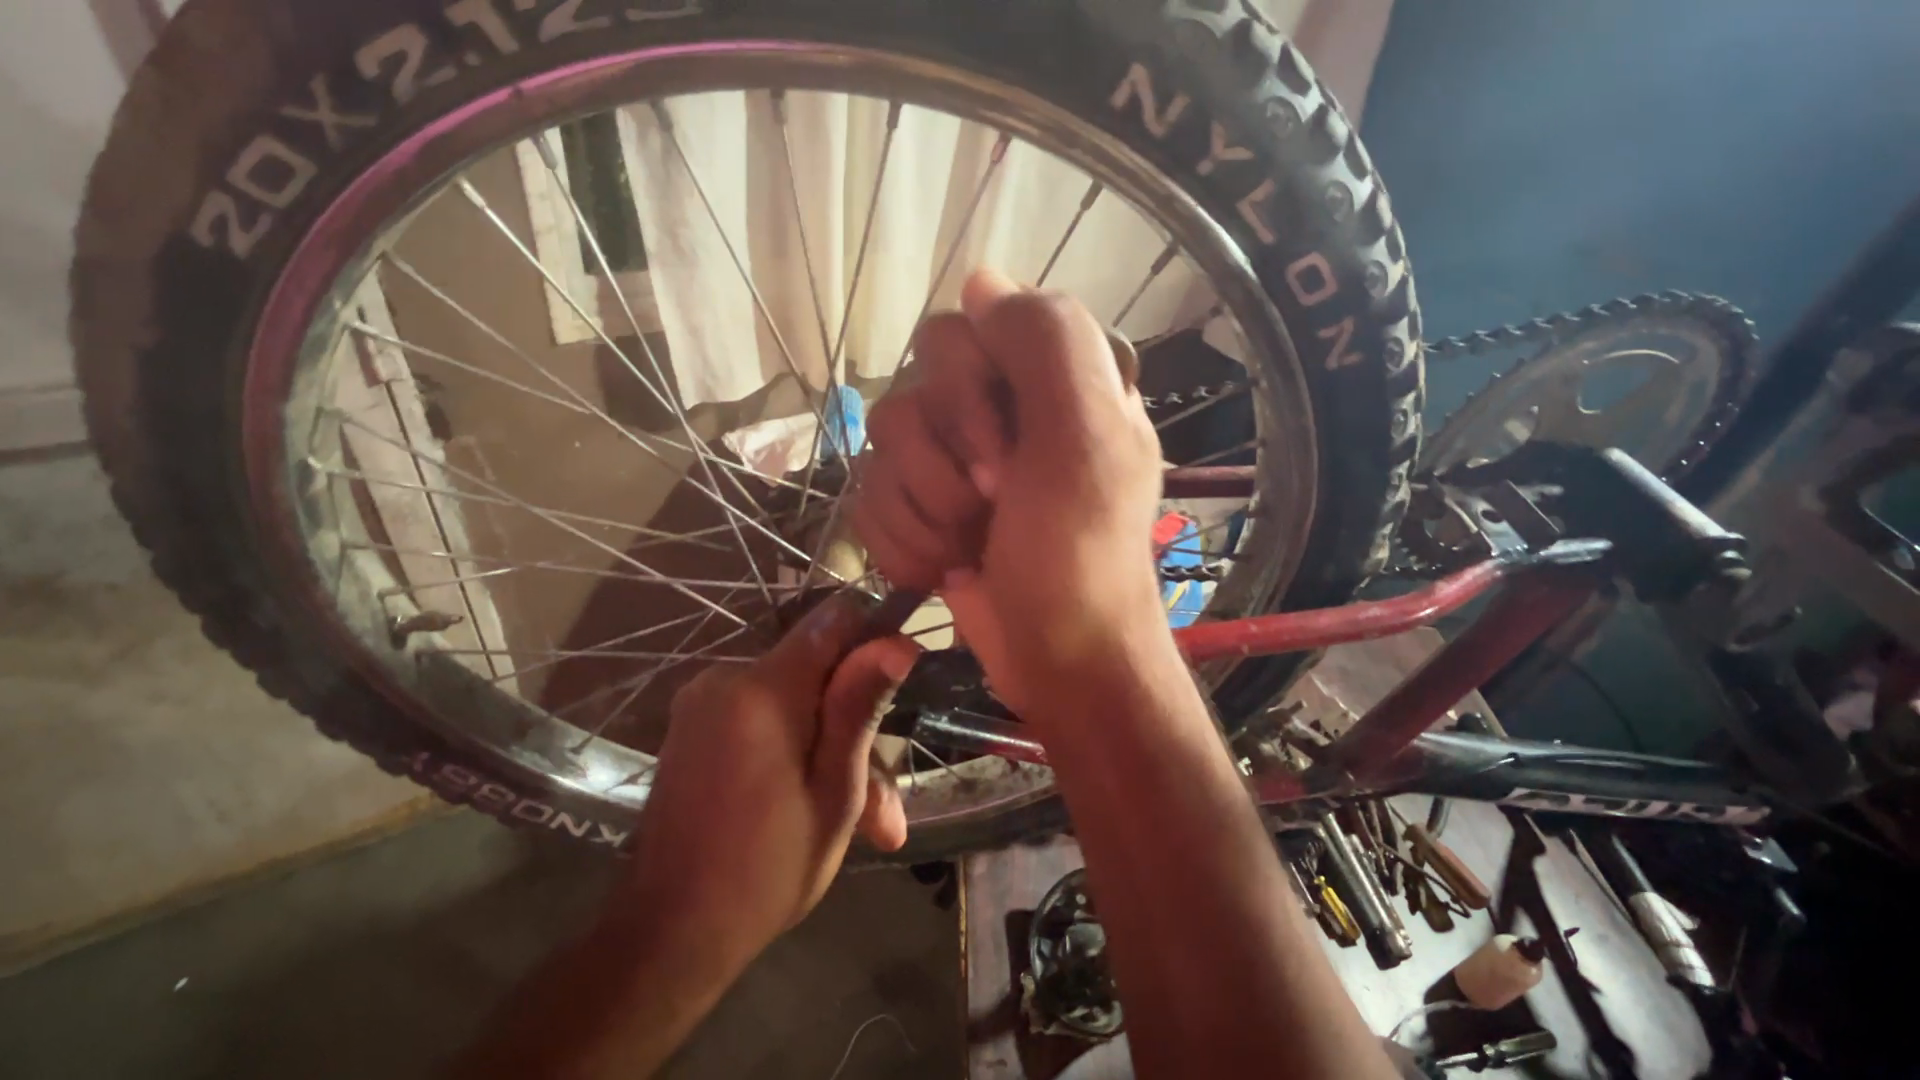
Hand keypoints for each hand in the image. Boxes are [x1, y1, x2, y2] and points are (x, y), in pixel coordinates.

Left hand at [621, 593, 917, 963]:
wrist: (669, 934)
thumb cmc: (767, 870)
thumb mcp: (834, 793)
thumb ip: (859, 708)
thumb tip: (896, 643)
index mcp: (761, 690)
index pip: (833, 621)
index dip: (874, 643)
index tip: (900, 690)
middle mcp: (723, 679)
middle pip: (815, 671)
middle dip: (855, 727)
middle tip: (884, 812)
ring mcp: (700, 703)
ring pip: (791, 702)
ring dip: (828, 750)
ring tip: (863, 825)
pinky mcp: (690, 729)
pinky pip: (759, 719)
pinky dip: (792, 752)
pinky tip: (813, 806)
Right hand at [854, 268, 1170, 715]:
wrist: (1058, 661)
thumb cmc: (1080, 555)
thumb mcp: (1087, 437)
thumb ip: (1046, 340)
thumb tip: (979, 280)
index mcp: (1048, 379)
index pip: (965, 328)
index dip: (969, 394)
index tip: (1007, 453)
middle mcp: (996, 410)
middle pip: (912, 388)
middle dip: (942, 463)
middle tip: (992, 503)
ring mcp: (953, 462)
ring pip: (882, 447)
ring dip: (923, 510)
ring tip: (970, 546)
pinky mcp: (920, 511)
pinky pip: (869, 499)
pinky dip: (905, 543)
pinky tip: (946, 570)